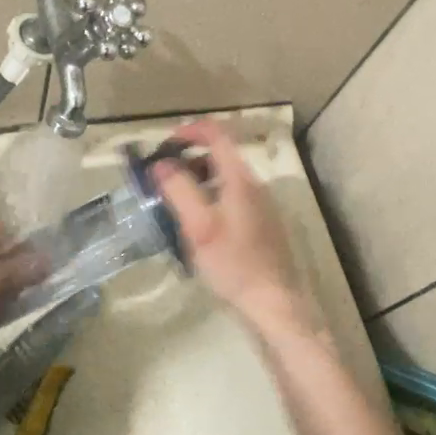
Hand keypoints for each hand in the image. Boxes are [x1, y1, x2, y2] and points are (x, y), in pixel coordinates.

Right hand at [153, 119, 322, 338]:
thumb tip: (160, 164)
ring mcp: (261, 206)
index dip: (189, 131)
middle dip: (187, 161)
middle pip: (219, 156)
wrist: (275, 303)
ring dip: (197, 182)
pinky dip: (209, 200)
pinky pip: (230, 199)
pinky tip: (196, 228)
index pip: (216, 134)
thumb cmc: (234, 263)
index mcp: (240, 179)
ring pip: (224, 180)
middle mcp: (254, 185)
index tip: (163, 146)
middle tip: (161, 180)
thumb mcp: (199, 226)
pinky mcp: (261, 225)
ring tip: (174, 205)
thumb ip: (178, 190)